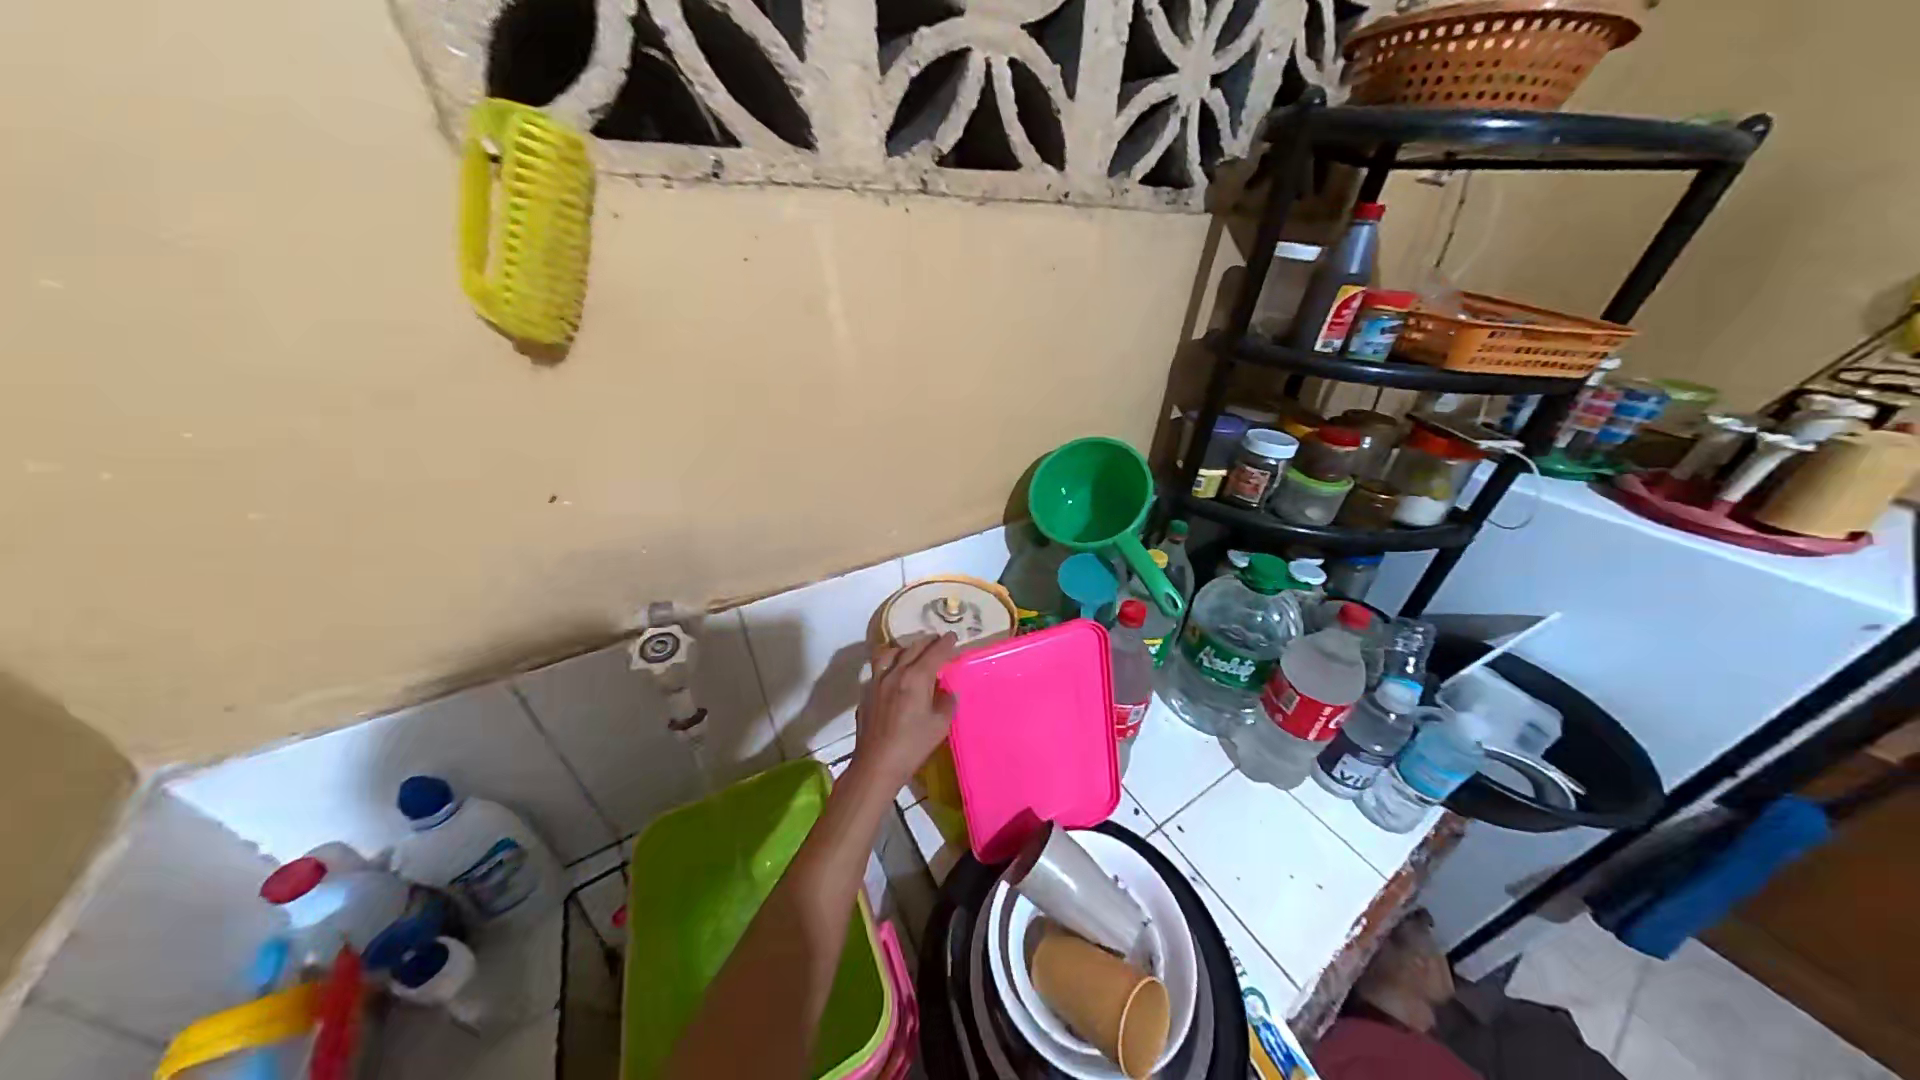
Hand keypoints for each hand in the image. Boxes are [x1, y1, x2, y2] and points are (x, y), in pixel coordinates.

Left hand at [851, 632, 959, 791]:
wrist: (877, 764)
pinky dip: (890, 663)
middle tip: (938, 642)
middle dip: (927, 642)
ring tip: (912, 652)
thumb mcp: (940, 725)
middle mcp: (894, 673)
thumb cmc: (913, 745)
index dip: (946, 643)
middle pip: (912, 648)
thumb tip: (946, 692)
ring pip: (890, 653)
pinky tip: (894, 674)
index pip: (934, 652)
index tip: (953, 637)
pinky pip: (879, 668)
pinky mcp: (866, 693)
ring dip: (904, 648)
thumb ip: (946, 702)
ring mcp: (876, 681)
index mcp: (915, 677)